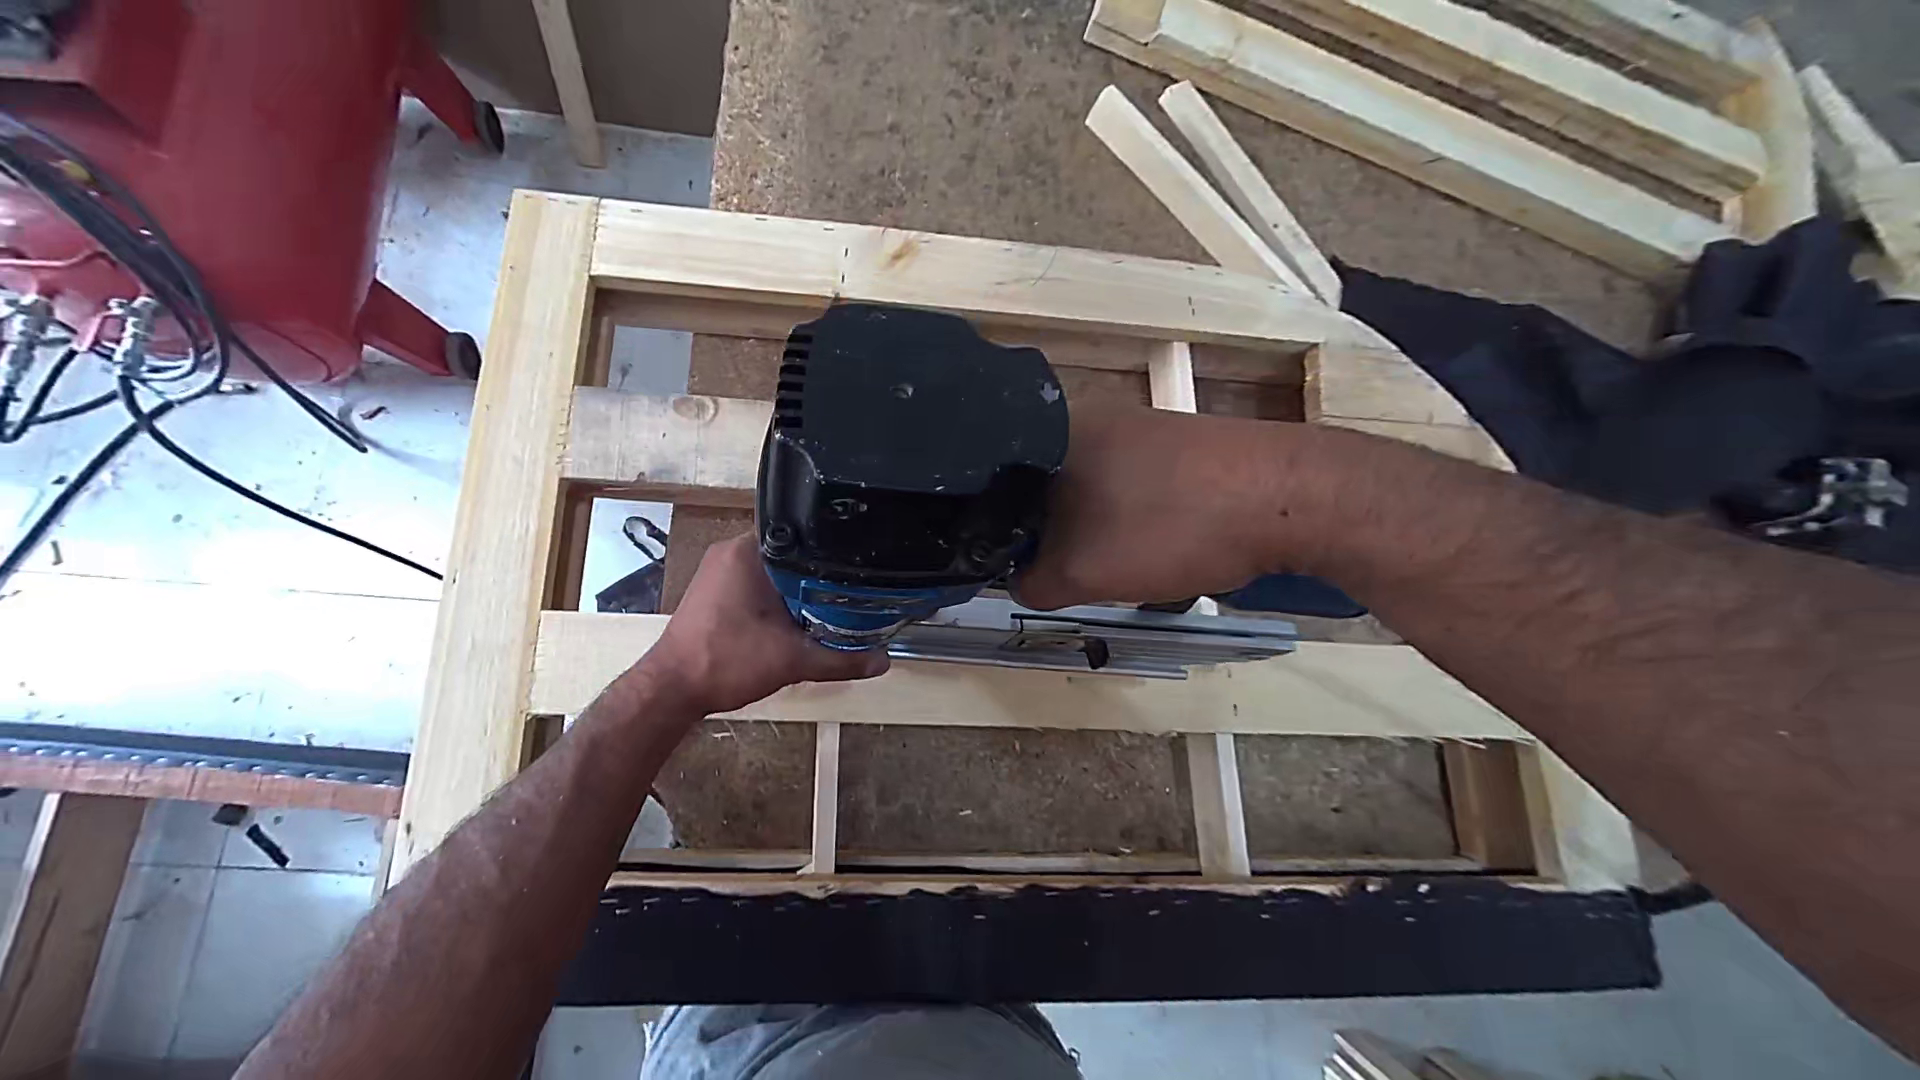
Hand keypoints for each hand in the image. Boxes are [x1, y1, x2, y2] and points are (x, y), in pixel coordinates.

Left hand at [633, 534, 889, 715]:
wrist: (671, 692)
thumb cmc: (724, 663)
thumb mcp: (793, 660)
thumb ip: (842, 659)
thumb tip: (882, 662)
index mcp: (748, 552)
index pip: (804, 533)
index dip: (834, 548)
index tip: (859, 562)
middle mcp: (731, 552)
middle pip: (792, 553)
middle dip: (820, 572)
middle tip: (853, 587)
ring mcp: (720, 571)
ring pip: (776, 570)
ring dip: (800, 587)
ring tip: (833, 601)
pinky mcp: (716, 591)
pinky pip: (759, 583)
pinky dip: (780, 597)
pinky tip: (799, 616)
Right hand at [1012, 405, 1293, 609]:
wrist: (1288, 497)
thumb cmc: (1171, 526)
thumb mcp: (1084, 573)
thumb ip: (1033, 582)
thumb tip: (1019, 580)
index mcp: (1053, 432)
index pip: (998, 490)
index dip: (1005, 535)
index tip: (1025, 569)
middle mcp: (1088, 418)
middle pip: (1046, 494)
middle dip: (1057, 539)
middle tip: (1079, 572)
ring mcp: (1137, 427)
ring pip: (1091, 496)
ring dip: (1098, 534)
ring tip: (1130, 562)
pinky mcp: (1175, 444)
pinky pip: (1131, 490)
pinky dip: (1135, 522)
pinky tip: (1164, 544)